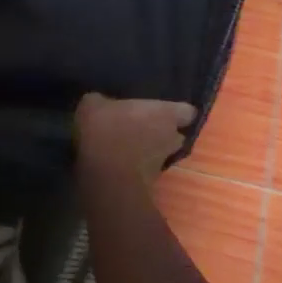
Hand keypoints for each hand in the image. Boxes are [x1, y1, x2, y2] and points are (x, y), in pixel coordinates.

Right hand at [73, 94, 196, 184]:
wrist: (105, 176)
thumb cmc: (106, 130)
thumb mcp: (93, 104)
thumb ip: (104, 101)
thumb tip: (102, 102)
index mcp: (165, 113)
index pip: (188, 111)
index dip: (178, 110)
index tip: (164, 108)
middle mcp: (171, 137)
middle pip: (177, 134)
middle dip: (164, 131)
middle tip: (145, 125)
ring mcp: (163, 162)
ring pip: (163, 152)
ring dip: (152, 149)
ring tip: (132, 144)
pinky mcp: (151, 181)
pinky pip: (148, 168)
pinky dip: (139, 164)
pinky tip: (121, 159)